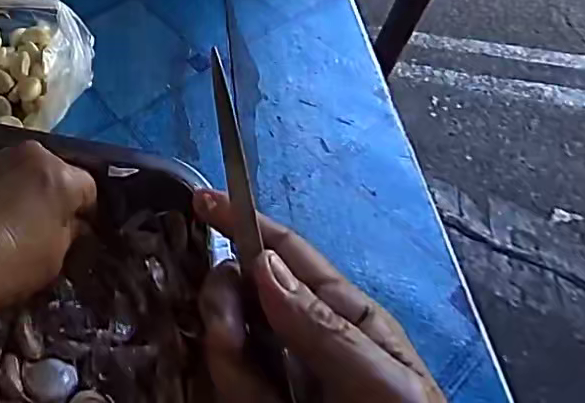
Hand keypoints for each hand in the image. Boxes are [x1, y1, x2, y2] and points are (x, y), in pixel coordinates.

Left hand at [0, 141, 95, 311]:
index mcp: (62, 176)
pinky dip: (13, 184)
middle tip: (51, 222)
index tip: (79, 230)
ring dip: (35, 185)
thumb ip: (71, 230)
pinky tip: (3, 210)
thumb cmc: (14, 263)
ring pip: (35, 167)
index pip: (89, 187)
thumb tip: (75, 222)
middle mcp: (38, 154)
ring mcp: (9, 154)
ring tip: (24, 216)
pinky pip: (12, 170)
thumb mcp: (57, 254)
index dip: (86, 210)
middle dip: (60, 193)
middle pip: (61, 171)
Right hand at [193, 189, 445, 402]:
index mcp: (343, 314)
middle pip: (245, 288)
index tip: (200, 201)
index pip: (285, 250)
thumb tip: (261, 261)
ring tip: (256, 397)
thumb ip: (323, 326)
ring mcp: (283, 375)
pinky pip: (229, 380)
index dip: (243, 220)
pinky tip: (247, 396)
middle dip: (226, 300)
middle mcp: (305, 337)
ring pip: (231, 336)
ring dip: (227, 355)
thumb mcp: (384, 386)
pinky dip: (228, 382)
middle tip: (226, 338)